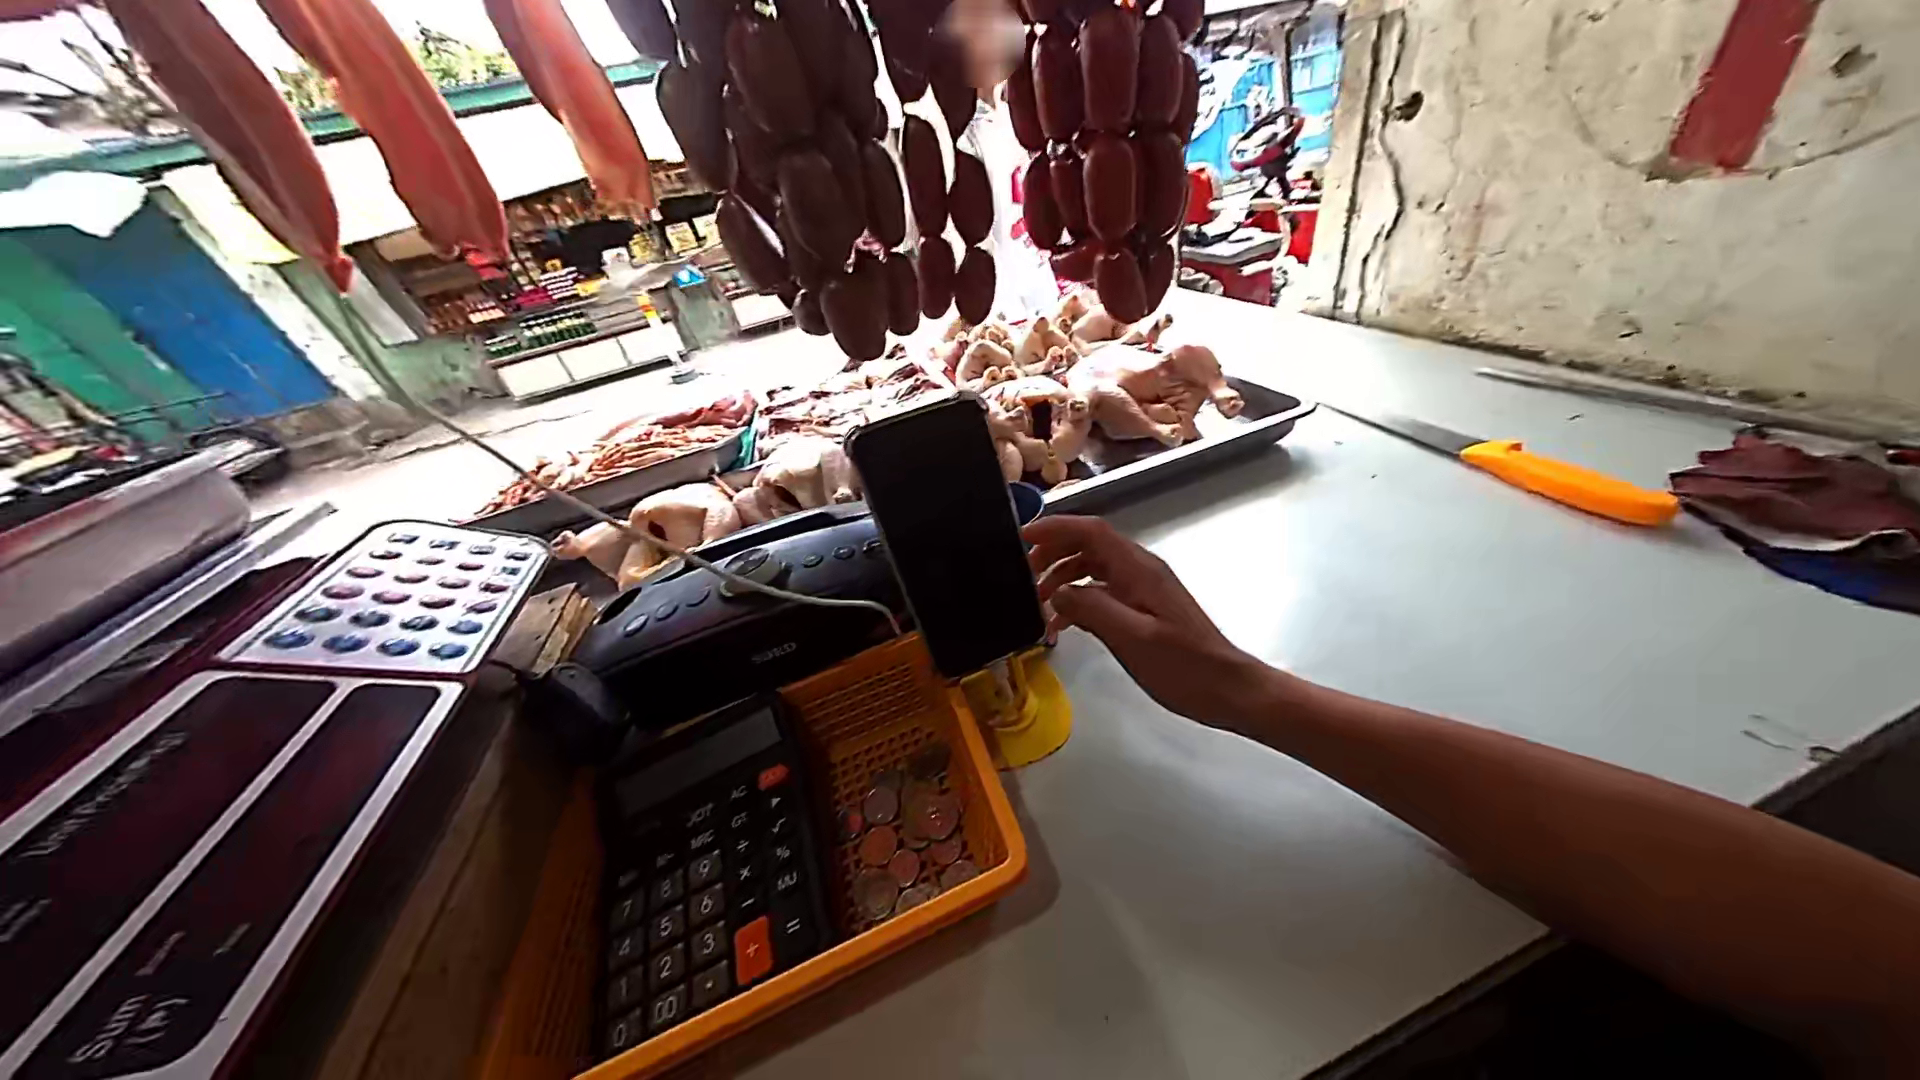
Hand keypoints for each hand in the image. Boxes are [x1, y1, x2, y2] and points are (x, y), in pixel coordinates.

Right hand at [1024, 515, 1277, 728]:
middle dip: (1052, 553)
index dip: (1056, 528)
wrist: (1228, 689)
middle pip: (1088, 545)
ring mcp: (1141, 589)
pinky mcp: (1141, 609)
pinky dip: (1077, 600)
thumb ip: (1091, 609)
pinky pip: (1101, 592)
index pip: (1091, 532)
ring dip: (1061, 578)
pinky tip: (1061, 624)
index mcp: (1138, 569)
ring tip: (1036, 602)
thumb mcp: (1133, 638)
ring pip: (1091, 568)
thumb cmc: (1184, 666)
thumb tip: (1055, 592)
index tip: (1022, 537)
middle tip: (1022, 574)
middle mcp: (1138, 571)